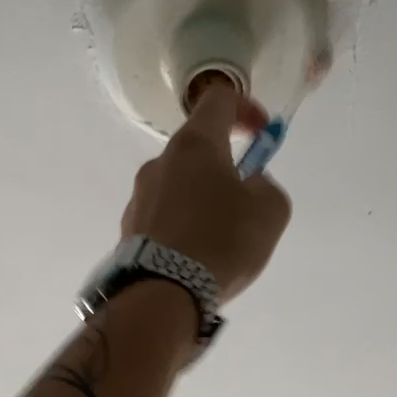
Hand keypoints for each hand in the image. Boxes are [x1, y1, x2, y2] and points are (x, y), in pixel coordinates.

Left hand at [118, 79, 292, 302]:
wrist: (163, 296)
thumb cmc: (222, 243)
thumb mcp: (269, 211)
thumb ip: (266, 187)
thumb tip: (249, 186)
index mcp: (194, 145)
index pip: (218, 100)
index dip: (245, 108)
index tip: (261, 131)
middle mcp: (158, 164)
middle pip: (194, 151)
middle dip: (221, 168)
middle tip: (240, 202)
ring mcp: (137, 200)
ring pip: (176, 189)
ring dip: (198, 202)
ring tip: (216, 240)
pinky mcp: (127, 233)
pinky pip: (161, 221)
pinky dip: (180, 230)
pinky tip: (193, 259)